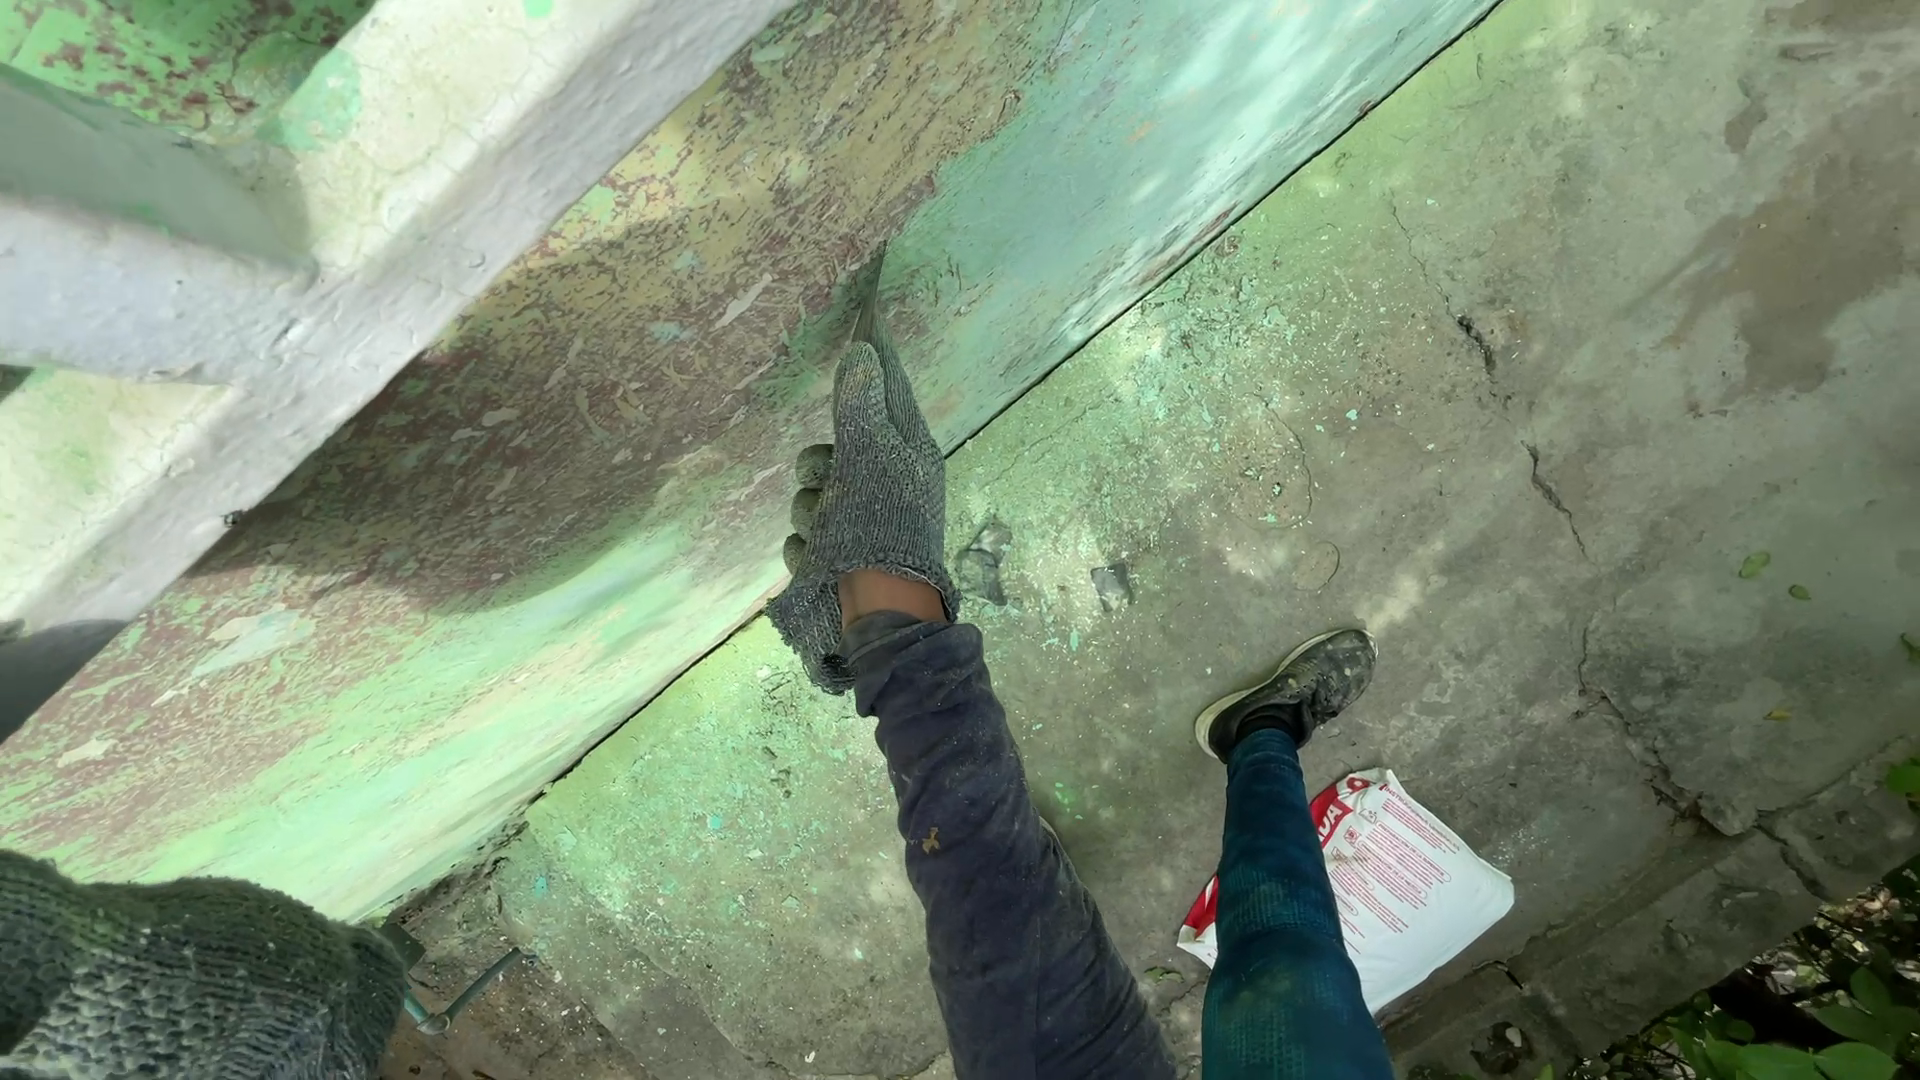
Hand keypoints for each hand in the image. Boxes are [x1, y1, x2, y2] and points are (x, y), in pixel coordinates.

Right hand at [767, 246, 957, 691]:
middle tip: (830, 483)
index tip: (865, 316)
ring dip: (813, 513)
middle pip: (833, 447)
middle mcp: (887, 485)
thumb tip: (863, 352)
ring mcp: (863, 522)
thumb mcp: (872, 458)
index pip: (887, 391)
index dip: (873, 357)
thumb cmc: (880, 529)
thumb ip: (862, 406)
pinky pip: (807, 532)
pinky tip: (823, 560)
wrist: (875, 615)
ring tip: (829, 535)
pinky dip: (810, 546)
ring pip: (813, 492)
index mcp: (907, 456)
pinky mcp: (840, 554)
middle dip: (820, 468)